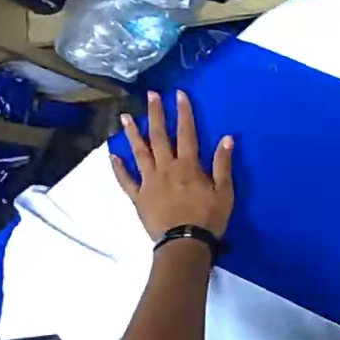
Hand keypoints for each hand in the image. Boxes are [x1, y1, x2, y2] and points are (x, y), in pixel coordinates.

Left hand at [113, 90, 235, 239]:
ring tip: (125, 116)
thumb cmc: (208, 218)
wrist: (185, 245)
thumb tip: (227, 138)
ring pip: (139, 153)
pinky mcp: (138, 197)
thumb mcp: (224, 191)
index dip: (184, 112)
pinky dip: (119, 168)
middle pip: (160, 136)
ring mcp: (149, 182)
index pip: (187, 132)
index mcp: (188, 166)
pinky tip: (113, 156)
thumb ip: (223, 164)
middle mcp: (166, 168)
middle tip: (150, 95)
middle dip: (156, 114)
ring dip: (133, 133)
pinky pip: (126, 181)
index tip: (179, 94)